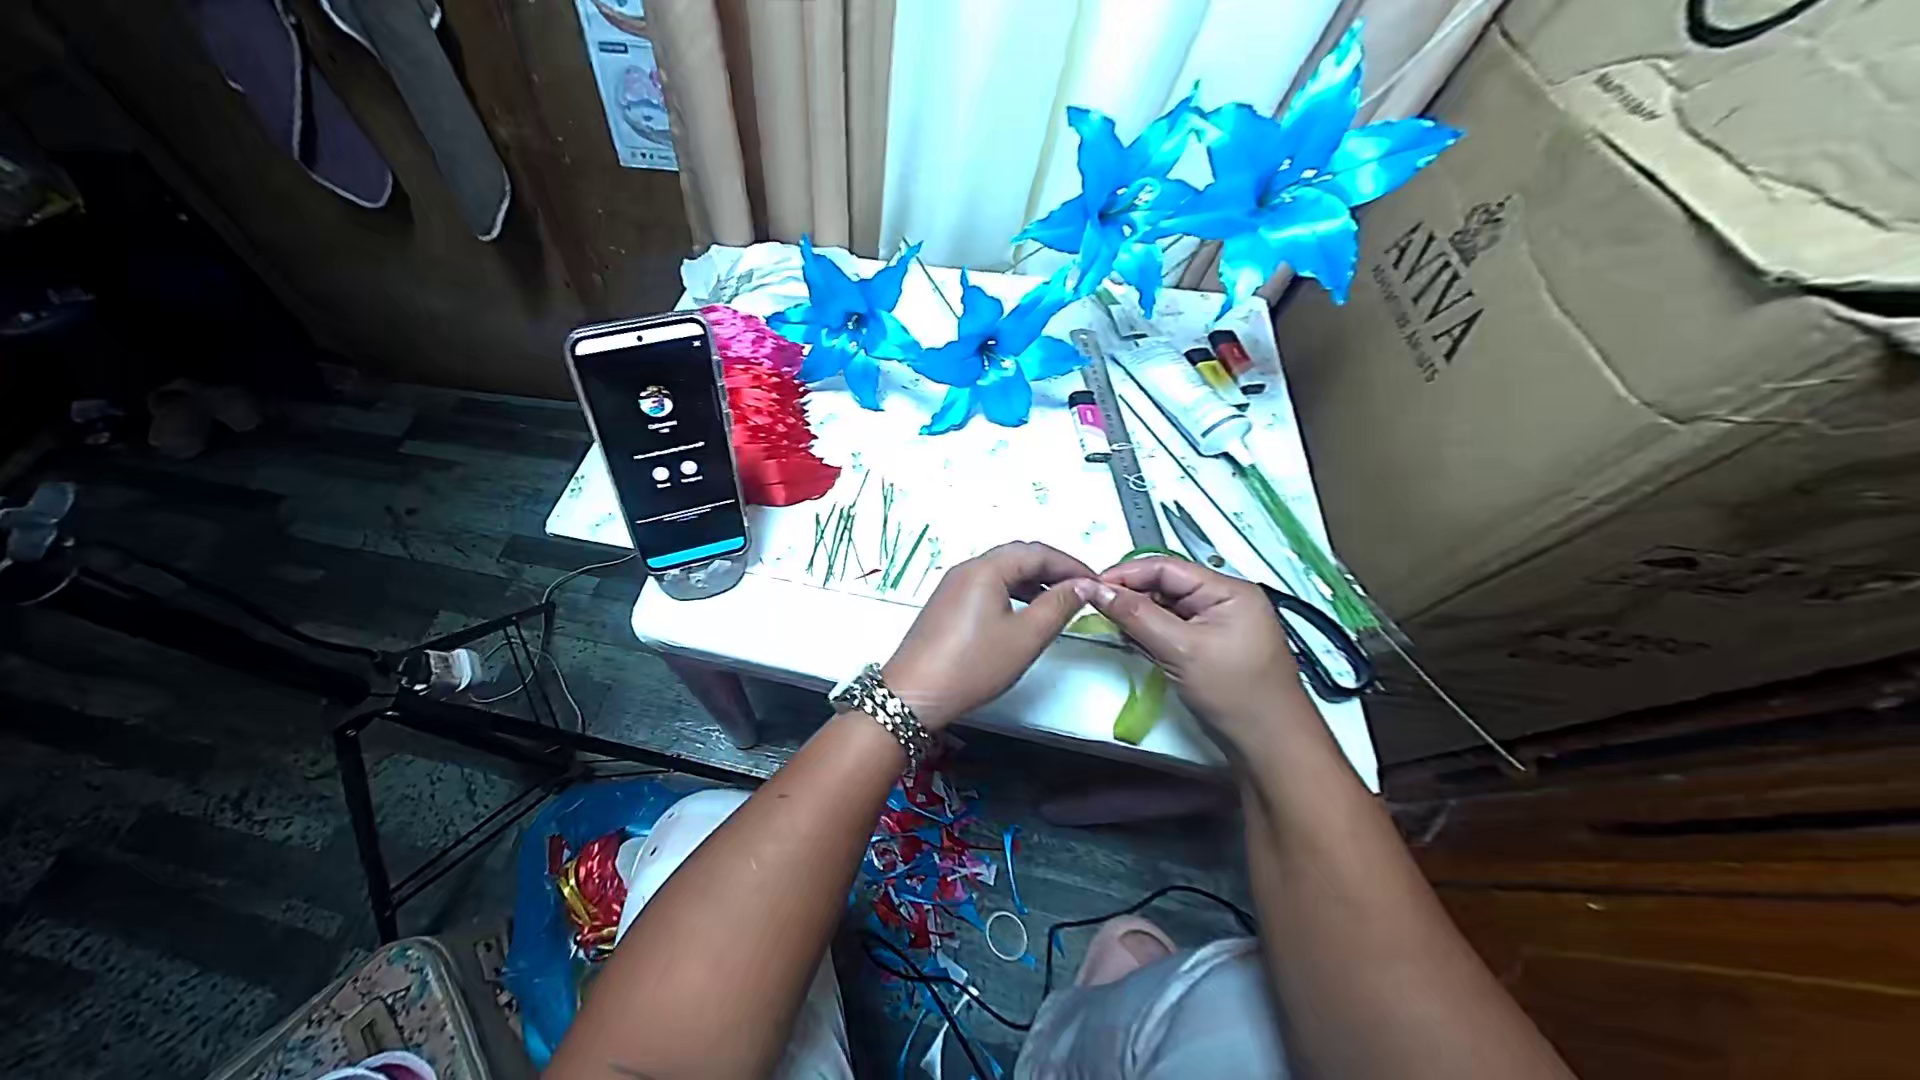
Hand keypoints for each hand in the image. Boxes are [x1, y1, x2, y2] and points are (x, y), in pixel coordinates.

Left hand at [883, 541, 1098, 729]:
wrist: (914, 695)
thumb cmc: (971, 666)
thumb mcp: (1026, 637)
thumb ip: (1059, 606)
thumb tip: (1083, 585)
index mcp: (985, 569)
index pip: (1037, 552)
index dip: (1071, 564)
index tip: (1095, 582)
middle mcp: (967, 569)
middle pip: (1018, 556)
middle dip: (1053, 569)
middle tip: (1080, 589)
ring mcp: (953, 586)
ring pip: (1002, 571)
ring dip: (1033, 581)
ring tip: (1058, 601)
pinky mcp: (947, 604)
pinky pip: (988, 586)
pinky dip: (1013, 592)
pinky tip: (1025, 613)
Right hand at [1086, 557, 1315, 751]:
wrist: (1270, 745)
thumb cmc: (1237, 694)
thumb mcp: (1180, 649)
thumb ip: (1136, 615)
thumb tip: (1099, 590)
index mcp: (1228, 590)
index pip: (1166, 567)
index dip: (1126, 573)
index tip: (1093, 586)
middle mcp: (1224, 601)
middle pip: (1165, 585)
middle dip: (1131, 595)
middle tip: (1098, 608)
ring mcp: (1216, 625)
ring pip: (1166, 608)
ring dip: (1138, 616)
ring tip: (1113, 627)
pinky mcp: (1208, 647)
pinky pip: (1172, 628)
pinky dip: (1150, 633)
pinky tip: (1134, 642)